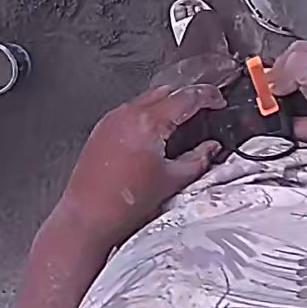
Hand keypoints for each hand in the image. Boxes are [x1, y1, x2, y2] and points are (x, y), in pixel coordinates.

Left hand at [56, 84, 225, 246]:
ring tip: (180, 124)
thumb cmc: (125, 203)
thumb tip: (211, 148)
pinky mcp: (101, 129)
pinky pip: (129, 112)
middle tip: (202, 111)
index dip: (207, 96)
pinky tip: (154, 135)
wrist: (88, 215)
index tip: (218, 100)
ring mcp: (112, 119)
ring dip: (165, 105)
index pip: (185, 97)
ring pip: (146, 99)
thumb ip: (197, 159)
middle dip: (186, 97)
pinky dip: (146, 116)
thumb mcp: (172, 180)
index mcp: (148, 122)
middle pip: (165, 92)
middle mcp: (128, 114)